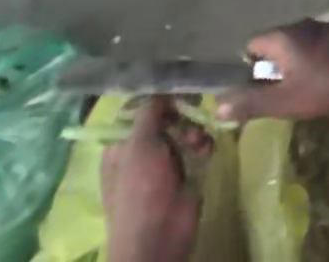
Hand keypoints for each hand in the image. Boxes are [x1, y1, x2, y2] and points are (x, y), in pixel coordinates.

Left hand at [103, 98, 203, 261]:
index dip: (158, 97)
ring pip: (184, 129)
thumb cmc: (140, 190)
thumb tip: (162, 88)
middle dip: (180, 112)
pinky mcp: (187, 174)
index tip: (176, 87)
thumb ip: (150, 112)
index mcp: (122, 143)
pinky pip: (198, 147)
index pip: (140, 109)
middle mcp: (143, 149)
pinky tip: (206, 148)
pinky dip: (204, 143)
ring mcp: (166, 163)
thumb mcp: (139, 145)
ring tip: (197, 139)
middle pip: (165, 117)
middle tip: (193, 107)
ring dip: (193, 128)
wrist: (158, 240)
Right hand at [216, 21, 328, 122]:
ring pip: (294, 43)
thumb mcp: (283, 101)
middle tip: (283, 90)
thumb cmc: (321, 87)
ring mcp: (318, 26)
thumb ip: (251, 103)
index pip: (252, 45)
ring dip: (294, 61)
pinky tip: (323, 75)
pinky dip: (311, 57)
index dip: (251, 68)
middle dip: (273, 65)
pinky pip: (312, 43)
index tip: (262, 87)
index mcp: (280, 36)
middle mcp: (296, 24)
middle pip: (273, 43)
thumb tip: (218, 106)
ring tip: (304, 84)